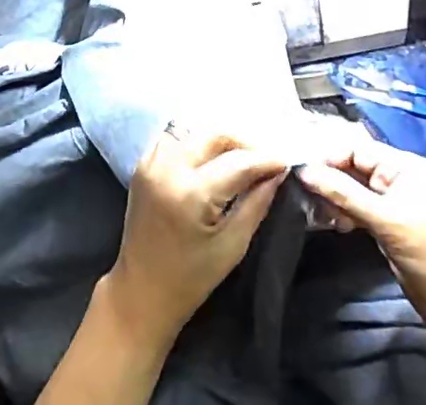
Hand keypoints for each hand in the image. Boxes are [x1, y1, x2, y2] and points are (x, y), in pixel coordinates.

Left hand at [101, 121, 287, 343]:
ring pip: (195, 132)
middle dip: (243, 144)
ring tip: (238, 161)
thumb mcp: (233, 245)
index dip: (266, 159)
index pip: (238, 162)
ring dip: (220, 142)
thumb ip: (258, 202)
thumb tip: (278, 172)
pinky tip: (209, 162)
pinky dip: (196, 144)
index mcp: (191, 194)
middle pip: (215, 135)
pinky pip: (175, 139)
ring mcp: (151, 164)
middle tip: (263, 162)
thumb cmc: (190, 279)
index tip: (285, 161)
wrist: (139, 294)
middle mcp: (168, 169)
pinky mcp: (143, 165)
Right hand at [300, 139, 425, 404]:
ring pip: (355, 192)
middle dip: (329, 178)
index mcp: (406, 167)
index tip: (299, 168)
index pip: (359, 148)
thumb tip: (305, 170)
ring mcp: (395, 207)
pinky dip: (345, 216)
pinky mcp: (391, 230)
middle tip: (302, 193)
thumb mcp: (390, 221)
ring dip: (334, 199)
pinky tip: (332, 225)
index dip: (329, 156)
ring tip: (317, 213)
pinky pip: (360, 213)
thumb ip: (346, 195)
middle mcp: (400, 180)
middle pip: (355, 168)